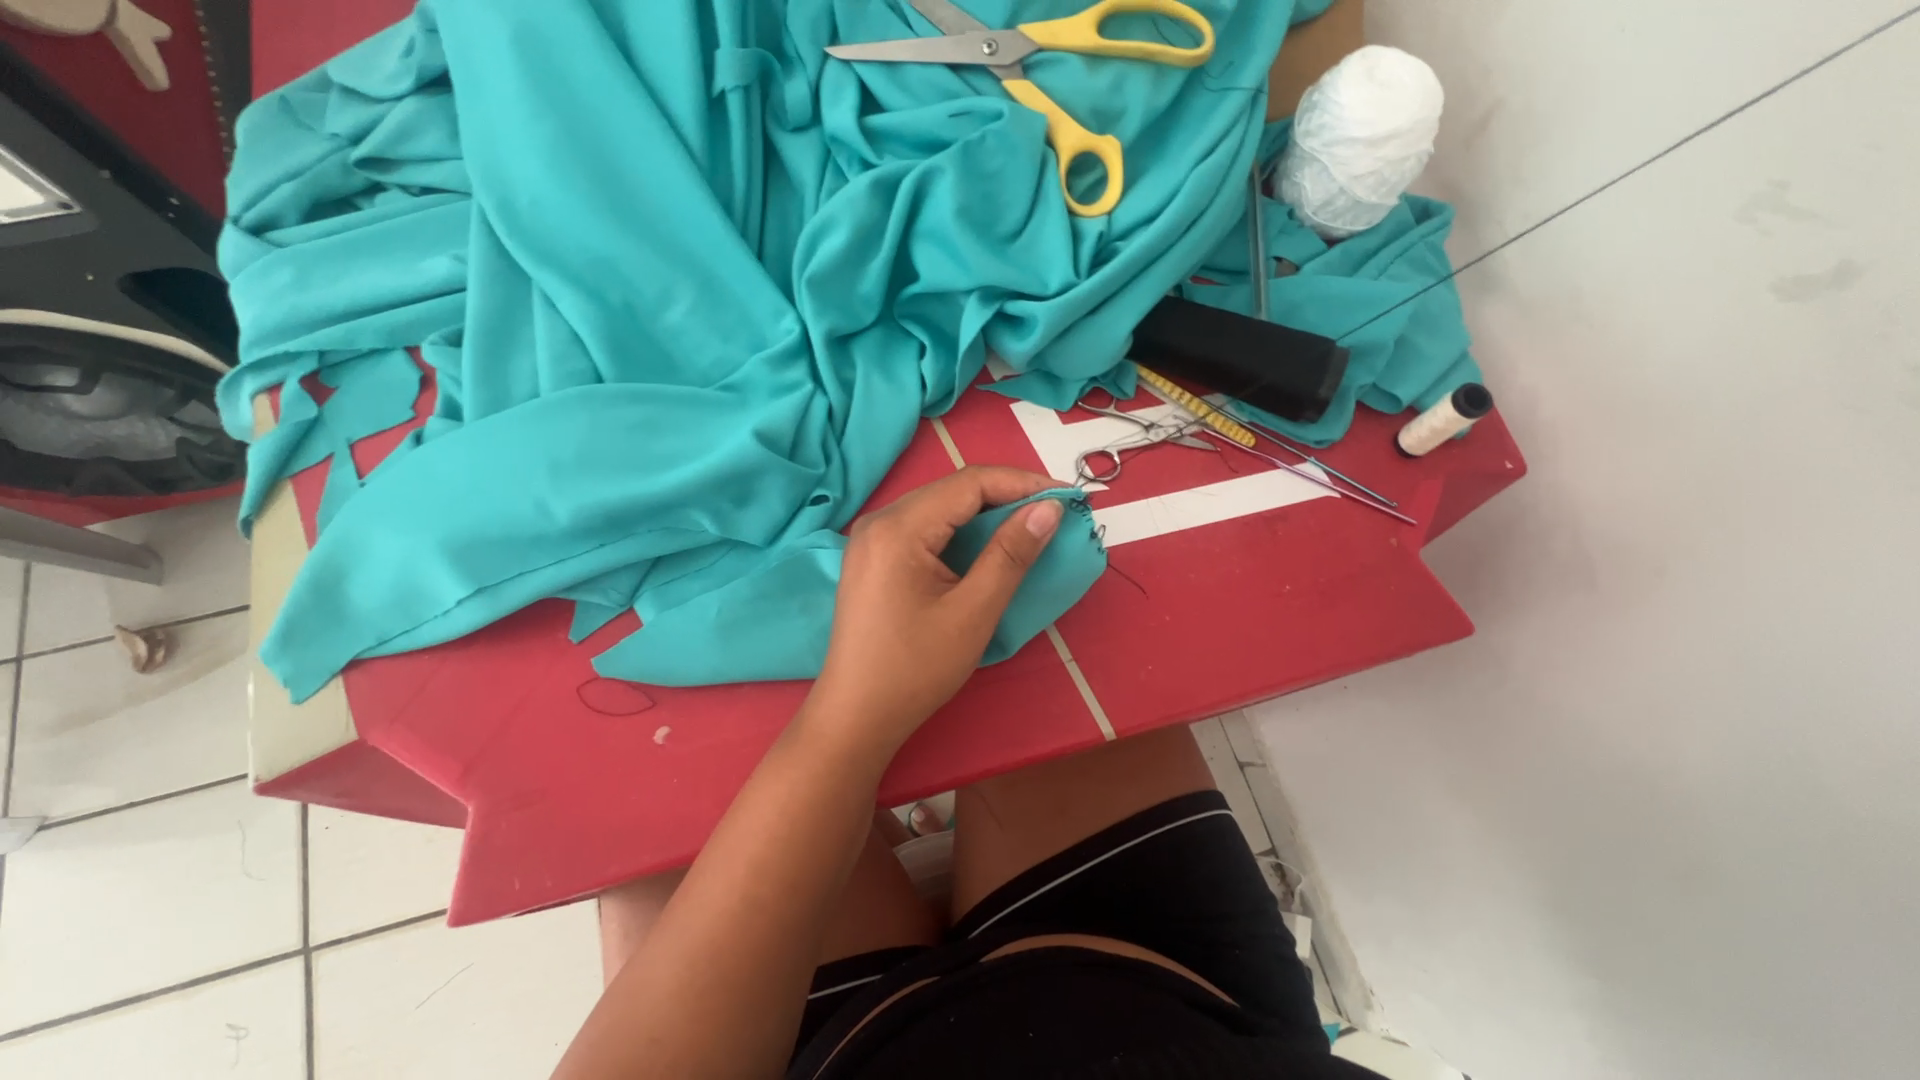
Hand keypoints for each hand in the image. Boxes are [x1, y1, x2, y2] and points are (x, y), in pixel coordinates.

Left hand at [808, 466, 1065, 752]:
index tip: (1068, 497)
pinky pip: (924, 527)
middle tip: (1054, 512)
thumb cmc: (916, 668)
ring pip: (939, 506)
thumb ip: (1011, 554)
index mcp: (899, 528)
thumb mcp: (973, 612)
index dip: (1023, 483)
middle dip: (1007, 494)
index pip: (970, 483)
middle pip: (952, 489)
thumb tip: (1048, 509)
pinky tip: (988, 544)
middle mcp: (879, 521)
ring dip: (985, 511)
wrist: (857, 715)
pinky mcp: (873, 558)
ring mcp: (871, 539)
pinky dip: (961, 530)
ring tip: (1030, 525)